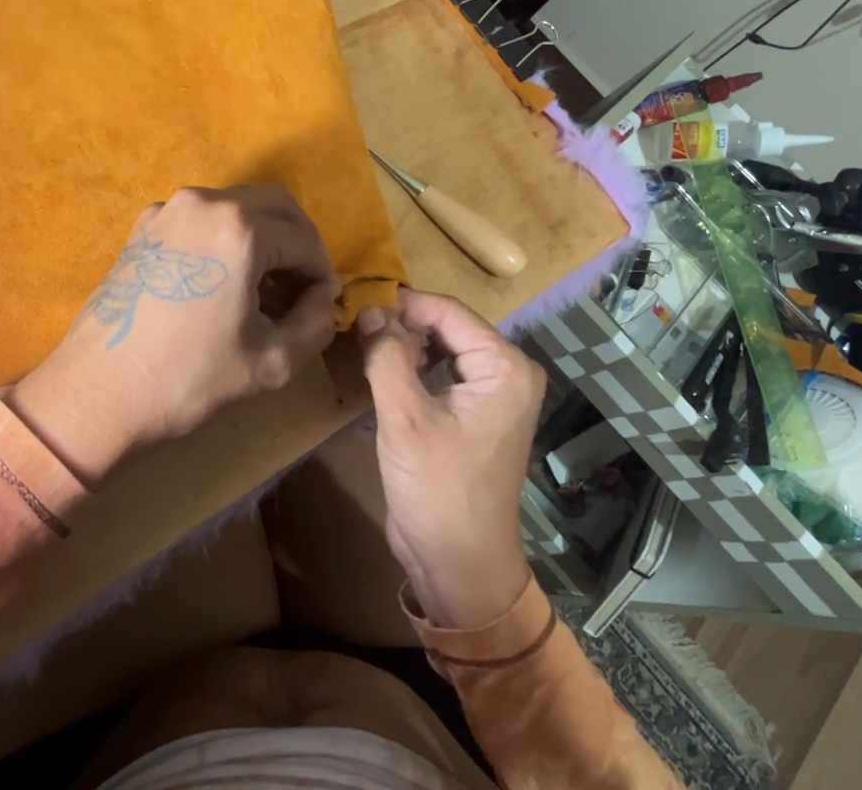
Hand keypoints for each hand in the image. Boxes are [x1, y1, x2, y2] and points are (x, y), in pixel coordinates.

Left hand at [9, 185, 341, 485]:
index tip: (321, 307)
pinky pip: (201, 220)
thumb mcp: (274, 361)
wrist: (100, 393)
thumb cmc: (189, 379)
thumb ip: (316, 322)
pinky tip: (221, 287)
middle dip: (297, 245)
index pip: (305, 241)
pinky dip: (224, 242)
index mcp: (239, 228)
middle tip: (300, 290)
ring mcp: (166, 210)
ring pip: (237, 209)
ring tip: (262, 293)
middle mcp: (203, 202)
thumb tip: (320, 298)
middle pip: (275, 206)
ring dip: (262, 241)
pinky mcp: (142, 228)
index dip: (322, 276)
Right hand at [358, 289, 544, 628]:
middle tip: (355, 329)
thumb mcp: (405, 418)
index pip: (448, 312)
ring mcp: (492, 394)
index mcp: (505, 367)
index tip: (354, 303)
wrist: (459, 560)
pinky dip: (412, 368)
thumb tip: (369, 310)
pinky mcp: (474, 414)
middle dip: (402, 324)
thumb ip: (387, 356)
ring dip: (404, 345)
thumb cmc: (438, 489)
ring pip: (442, 348)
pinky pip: (442, 373)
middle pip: (447, 326)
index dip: (401, 304)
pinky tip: (383, 375)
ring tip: (364, 350)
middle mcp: (507, 373)